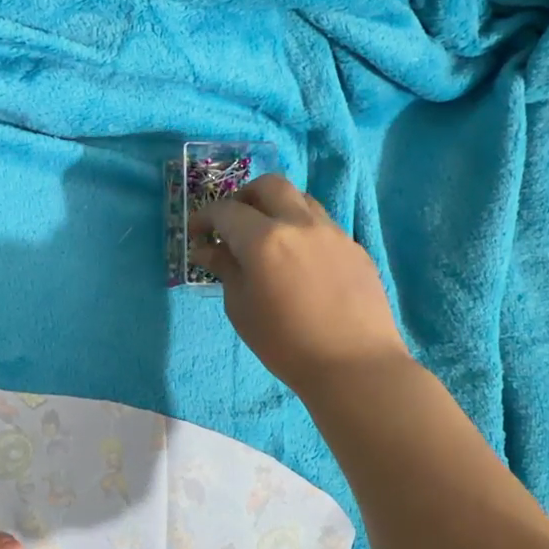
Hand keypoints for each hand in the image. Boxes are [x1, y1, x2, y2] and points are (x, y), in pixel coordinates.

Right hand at [189, 175, 410, 394]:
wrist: (352, 362)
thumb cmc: (283, 341)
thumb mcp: (240, 306)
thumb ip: (225, 269)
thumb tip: (208, 249)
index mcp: (264, 239)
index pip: (226, 210)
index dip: (204, 217)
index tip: (194, 234)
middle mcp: (300, 224)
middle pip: (269, 186)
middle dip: (243, 197)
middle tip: (230, 224)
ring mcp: (332, 232)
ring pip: (299, 199)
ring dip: (274, 208)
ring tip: (262, 238)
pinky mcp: (353, 247)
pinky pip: (320, 224)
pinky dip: (298, 229)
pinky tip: (293, 261)